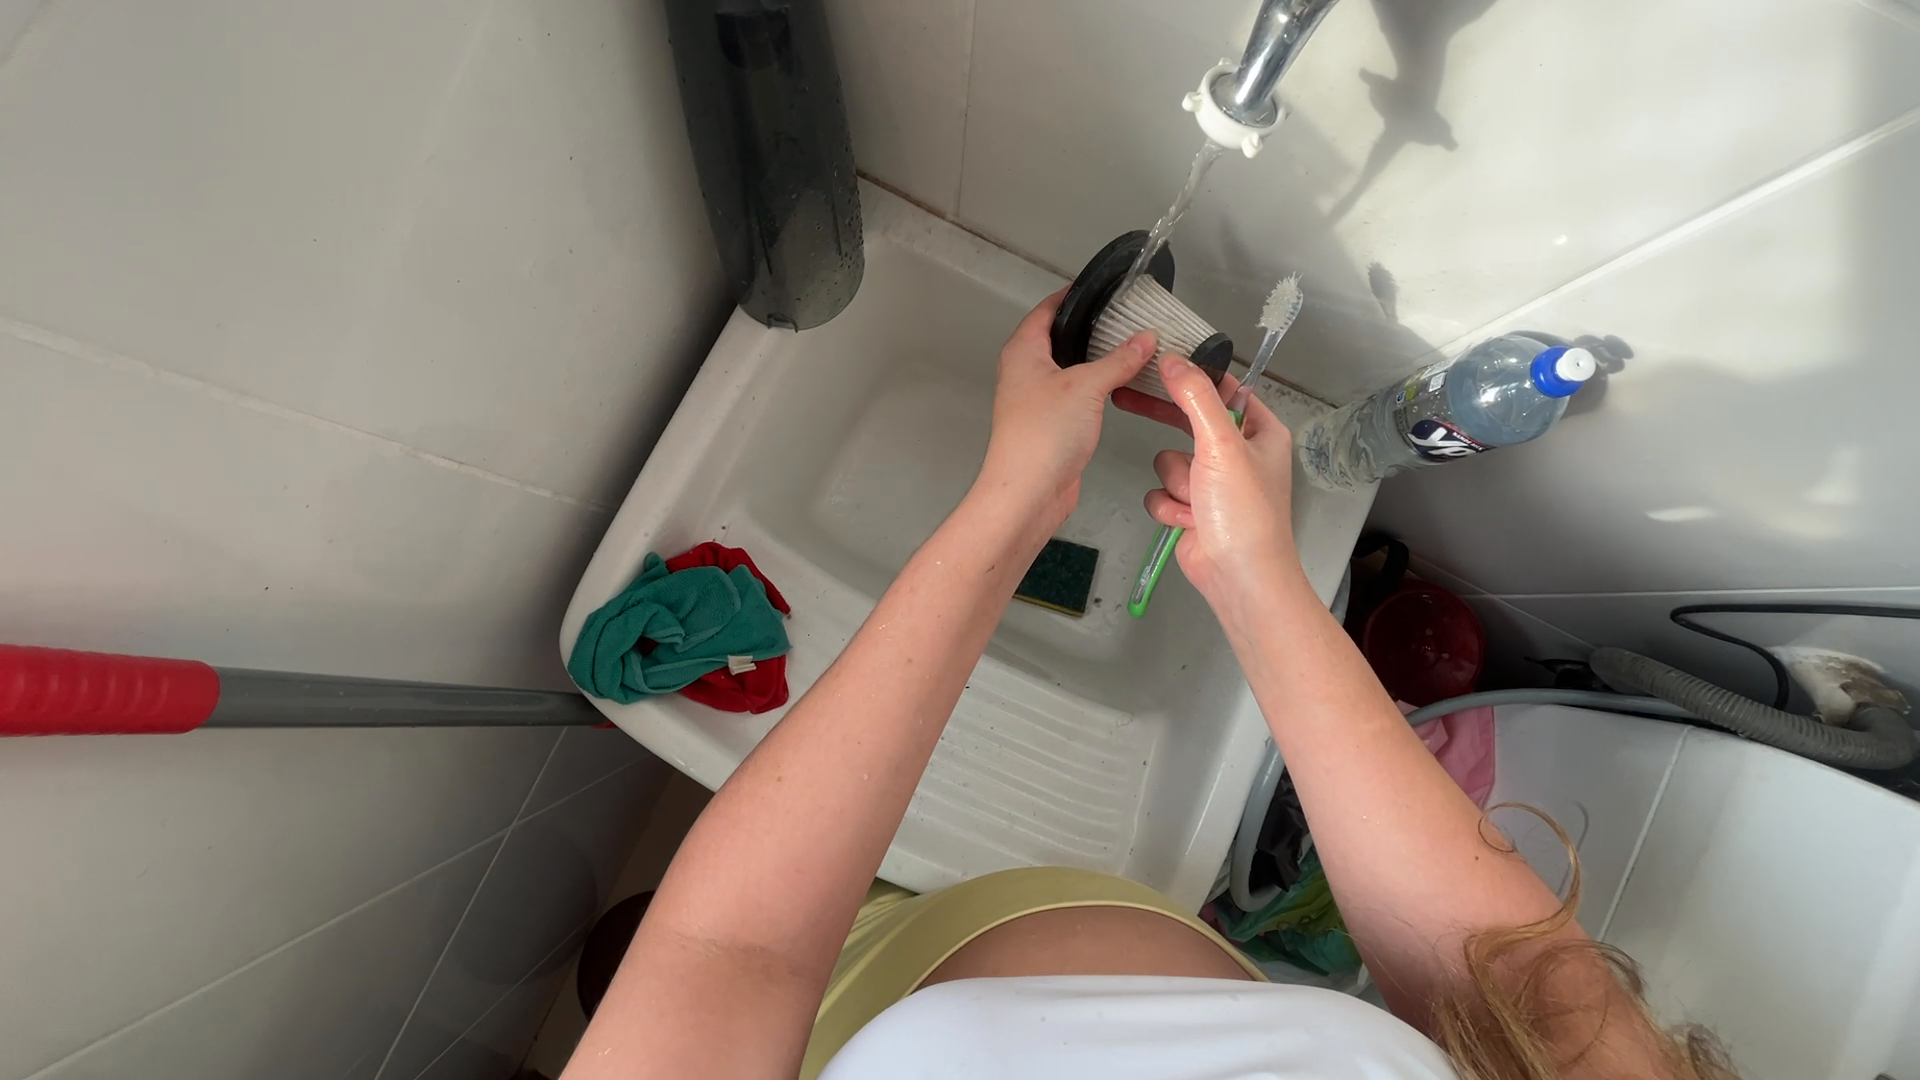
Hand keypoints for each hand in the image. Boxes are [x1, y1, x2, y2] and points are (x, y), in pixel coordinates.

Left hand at [978, 289, 1157, 526]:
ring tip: (1133, 348)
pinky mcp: (1051, 425)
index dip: (1074, 295)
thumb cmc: (1041, 436)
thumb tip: (1145, 339)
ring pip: (1070, 369)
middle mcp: (1025, 372)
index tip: (1103, 288)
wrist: (1028, 493)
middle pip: (1060, 338)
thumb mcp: (1085, 386)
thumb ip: (1118, 359)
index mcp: (1023, 351)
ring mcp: (1037, 400)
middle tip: (1127, 319)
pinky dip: (1097, 388)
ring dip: (1098, 361)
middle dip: (1092, 329)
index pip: (1047, 309)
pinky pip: (1076, 396)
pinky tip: (1121, 386)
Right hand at [1139, 355, 1305, 620]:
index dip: (1193, 376)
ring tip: (1195, 501)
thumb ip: (1195, 398)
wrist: (1237, 576)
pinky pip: (1162, 491)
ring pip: (1168, 461)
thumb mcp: (1222, 444)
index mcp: (1259, 432)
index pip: (1224, 390)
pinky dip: (1169, 506)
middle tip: (1126, 397)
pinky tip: (1187, 521)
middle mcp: (1236, 454)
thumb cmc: (1244, 511)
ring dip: (1175, 482)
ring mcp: (1211, 482)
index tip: (1160, 361)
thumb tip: (1172, 360)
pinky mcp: (1190, 507)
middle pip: (1188, 421)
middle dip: (1164, 422)